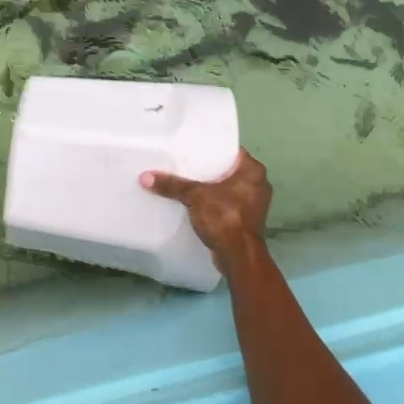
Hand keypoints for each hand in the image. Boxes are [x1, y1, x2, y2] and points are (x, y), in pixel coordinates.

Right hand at [140, 148, 270, 271]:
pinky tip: (196, 203)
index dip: (212, 148)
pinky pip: (228, 204)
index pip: (231, 151)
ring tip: (188, 182)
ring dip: (212, 188)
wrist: (239, 256)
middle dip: (209, 169)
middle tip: (186, 163)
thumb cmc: (224, 217)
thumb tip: (144, 177)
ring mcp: (255, 203)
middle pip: (228, 170)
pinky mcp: (247, 220)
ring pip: (229, 189)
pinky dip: (215, 203)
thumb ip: (172, 185)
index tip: (193, 147)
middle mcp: (259, 184)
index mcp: (253, 170)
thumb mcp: (195, 196)